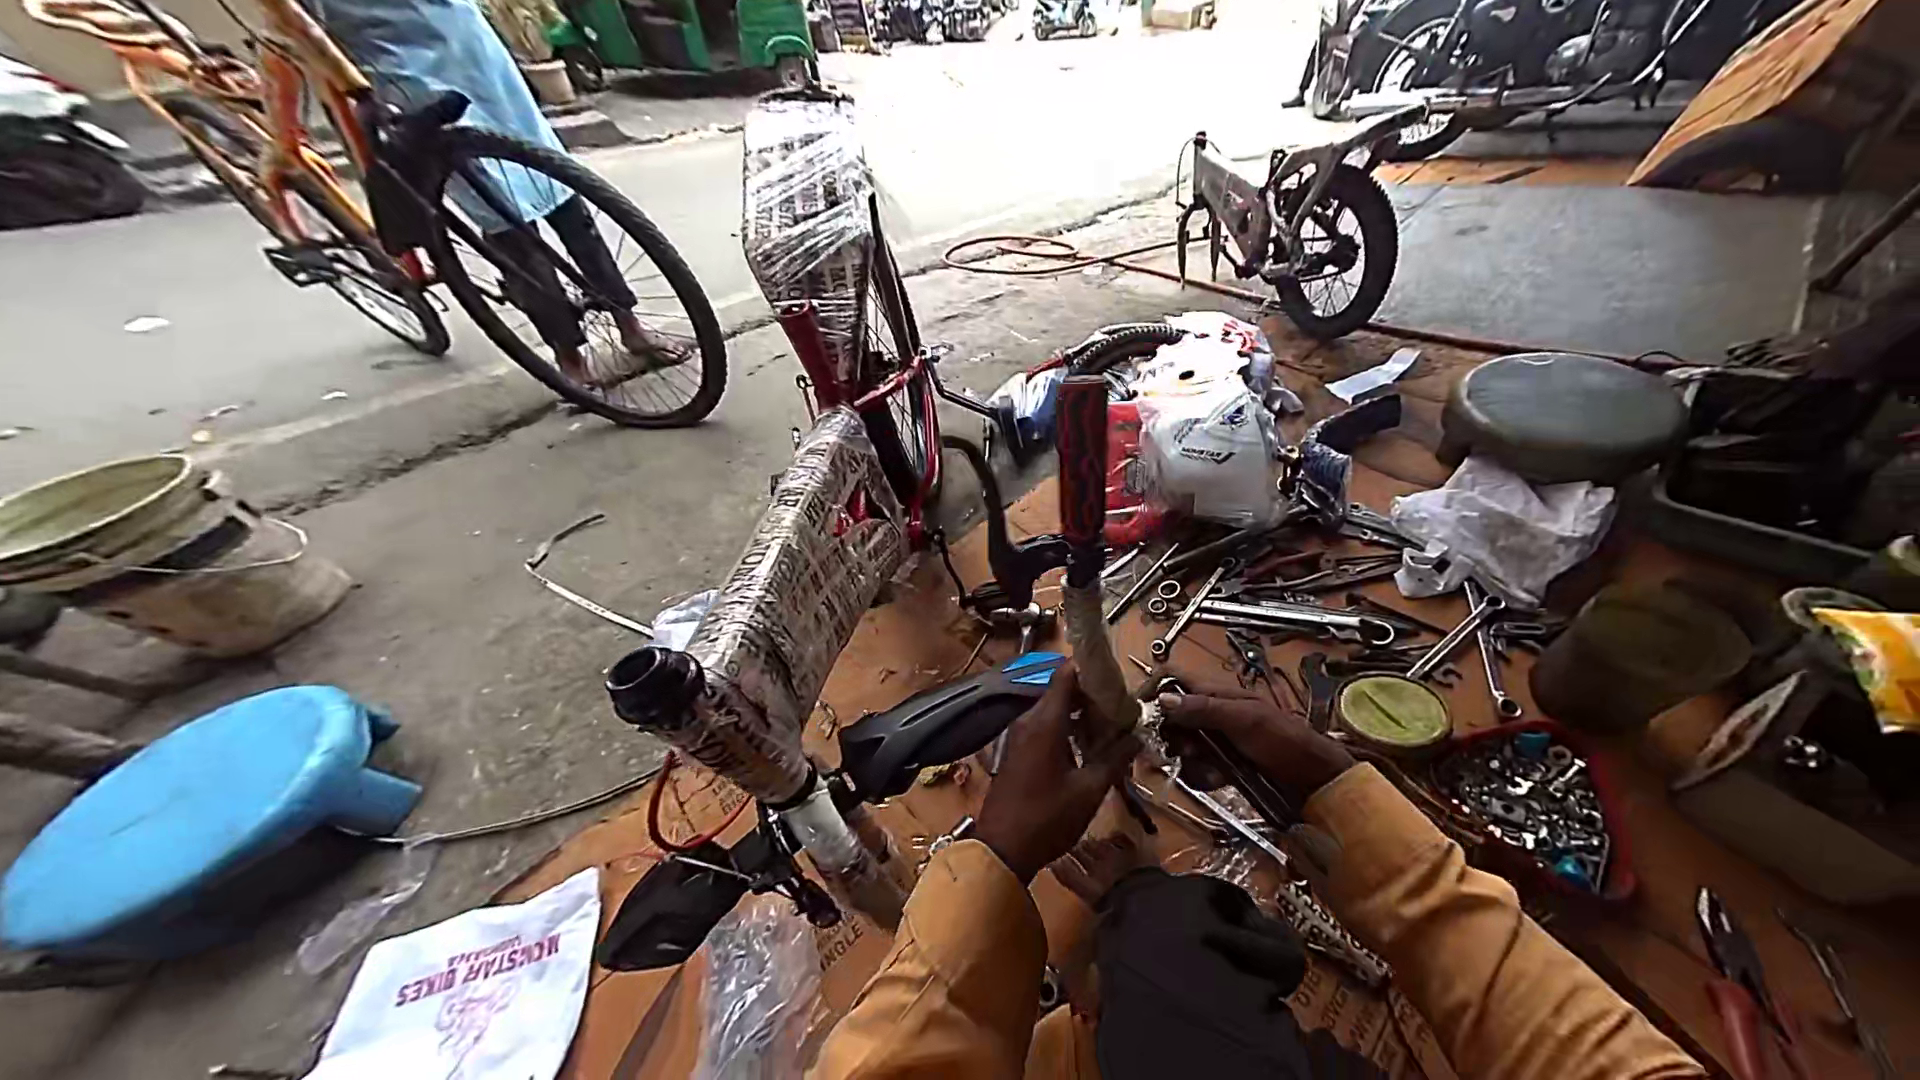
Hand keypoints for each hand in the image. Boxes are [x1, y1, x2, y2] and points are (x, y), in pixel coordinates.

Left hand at [974, 663, 1139, 883]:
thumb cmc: (1047, 818)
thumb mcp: (1089, 790)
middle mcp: (1028, 720)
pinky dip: (1064, 726)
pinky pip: (1042, 724)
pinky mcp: (1016, 748)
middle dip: (1089, 695)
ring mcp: (1018, 734)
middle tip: (1119, 708)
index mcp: (1044, 722)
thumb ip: (1114, 759)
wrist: (1002, 847)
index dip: (1090, 670)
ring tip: (1108, 727)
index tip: (1115, 678)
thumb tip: (1136, 737)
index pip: (1065, 675)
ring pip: (1051, 708)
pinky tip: (1085, 744)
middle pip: (1060, 690)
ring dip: (1077, 712)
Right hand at [1157, 672, 1353, 805]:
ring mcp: (1215, 739)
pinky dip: (1200, 775)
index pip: (1171, 679)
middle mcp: (1210, 712)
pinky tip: (1215, 780)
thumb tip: (1162, 698)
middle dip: (1169, 735)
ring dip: (1186, 759)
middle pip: (1170, 717)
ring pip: (1180, 745)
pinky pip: (1195, 767)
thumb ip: (1203, 708)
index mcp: (1215, 693)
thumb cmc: (1285, 743)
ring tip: (1206, 769)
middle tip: (1178, 751)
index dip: (1153, 690)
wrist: (1318, 783)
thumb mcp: (1244, 721)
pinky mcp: (1221, 763)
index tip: (1140, 714)